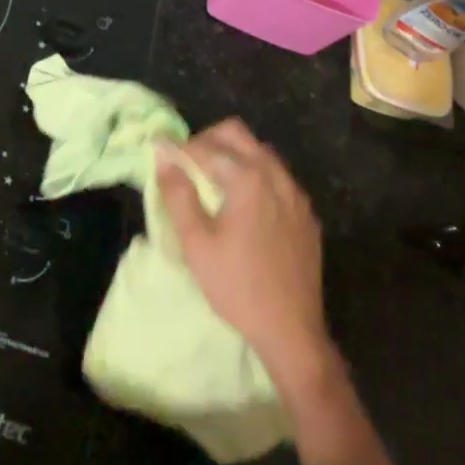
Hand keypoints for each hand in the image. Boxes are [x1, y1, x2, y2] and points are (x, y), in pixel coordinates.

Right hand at [156, 119, 331, 376]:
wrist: (292, 330)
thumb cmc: (237, 286)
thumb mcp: (196, 243)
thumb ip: (178, 194)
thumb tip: (163, 157)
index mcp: (248, 179)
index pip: (205, 146)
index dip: (177, 146)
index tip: (158, 149)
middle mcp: (276, 176)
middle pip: (237, 134)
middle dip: (207, 139)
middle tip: (186, 162)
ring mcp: (296, 195)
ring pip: (261, 152)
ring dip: (233, 154)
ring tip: (212, 180)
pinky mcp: (306, 214)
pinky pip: (278, 177)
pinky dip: (255, 175)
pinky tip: (243, 204)